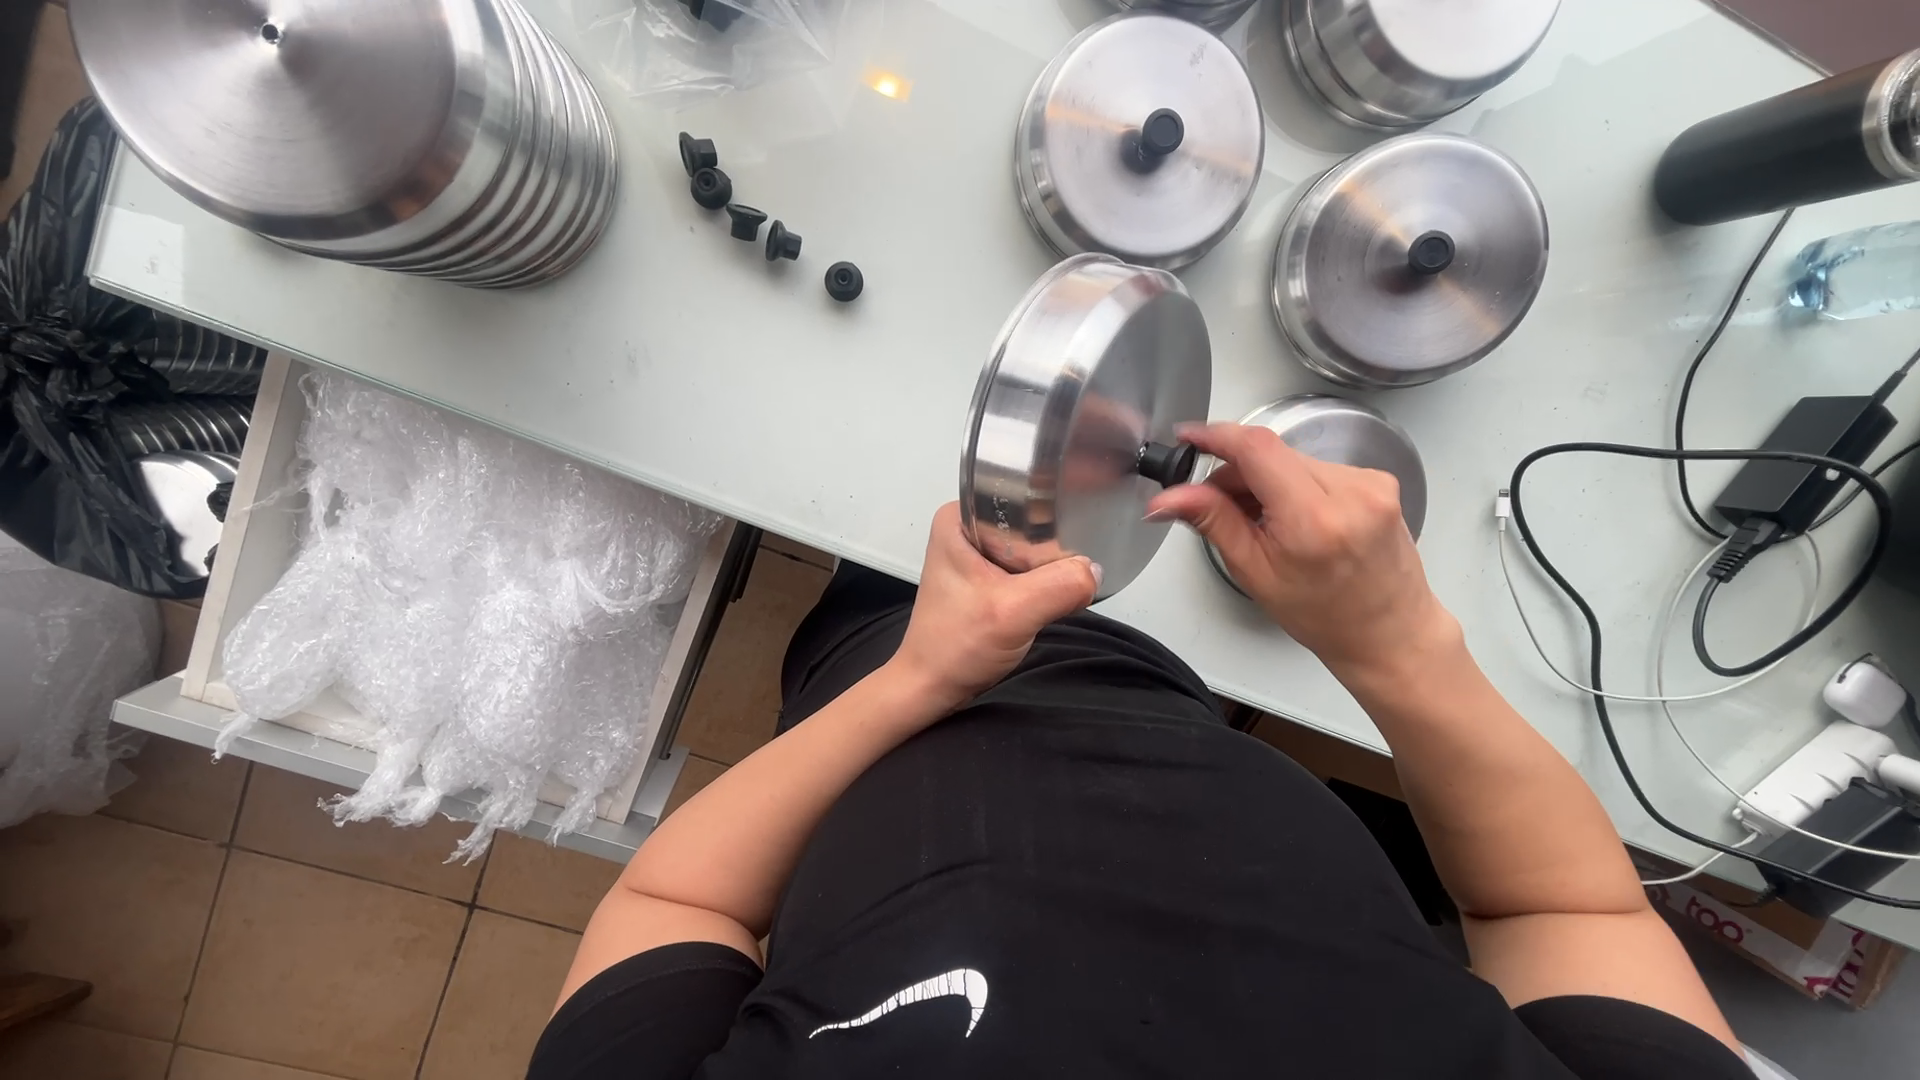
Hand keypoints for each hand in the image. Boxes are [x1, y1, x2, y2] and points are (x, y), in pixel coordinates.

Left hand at [889, 502, 1100, 711]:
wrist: (932, 688)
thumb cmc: (956, 647)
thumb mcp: (1013, 612)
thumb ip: (1059, 587)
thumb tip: (1095, 571)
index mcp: (958, 517)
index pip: (1020, 497)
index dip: (1053, 515)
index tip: (1083, 531)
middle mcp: (965, 528)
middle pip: (1030, 522)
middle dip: (1055, 544)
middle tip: (1081, 561)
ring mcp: (976, 556)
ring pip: (1033, 547)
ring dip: (1052, 566)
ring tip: (1070, 578)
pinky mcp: (988, 580)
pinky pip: (1029, 569)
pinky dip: (1044, 581)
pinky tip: (1057, 592)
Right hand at [1146, 423, 1457, 678]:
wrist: (1387, 632)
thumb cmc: (1322, 614)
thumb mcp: (1253, 571)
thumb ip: (1211, 521)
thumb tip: (1167, 498)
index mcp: (1314, 518)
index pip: (1257, 449)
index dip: (1216, 436)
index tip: (1188, 436)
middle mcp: (1351, 491)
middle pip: (1270, 453)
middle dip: (1235, 472)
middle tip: (1216, 505)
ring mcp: (1370, 482)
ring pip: (1291, 459)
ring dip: (1263, 479)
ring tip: (1260, 521)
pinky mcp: (1378, 480)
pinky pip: (1316, 466)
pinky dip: (1291, 484)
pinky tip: (1290, 517)